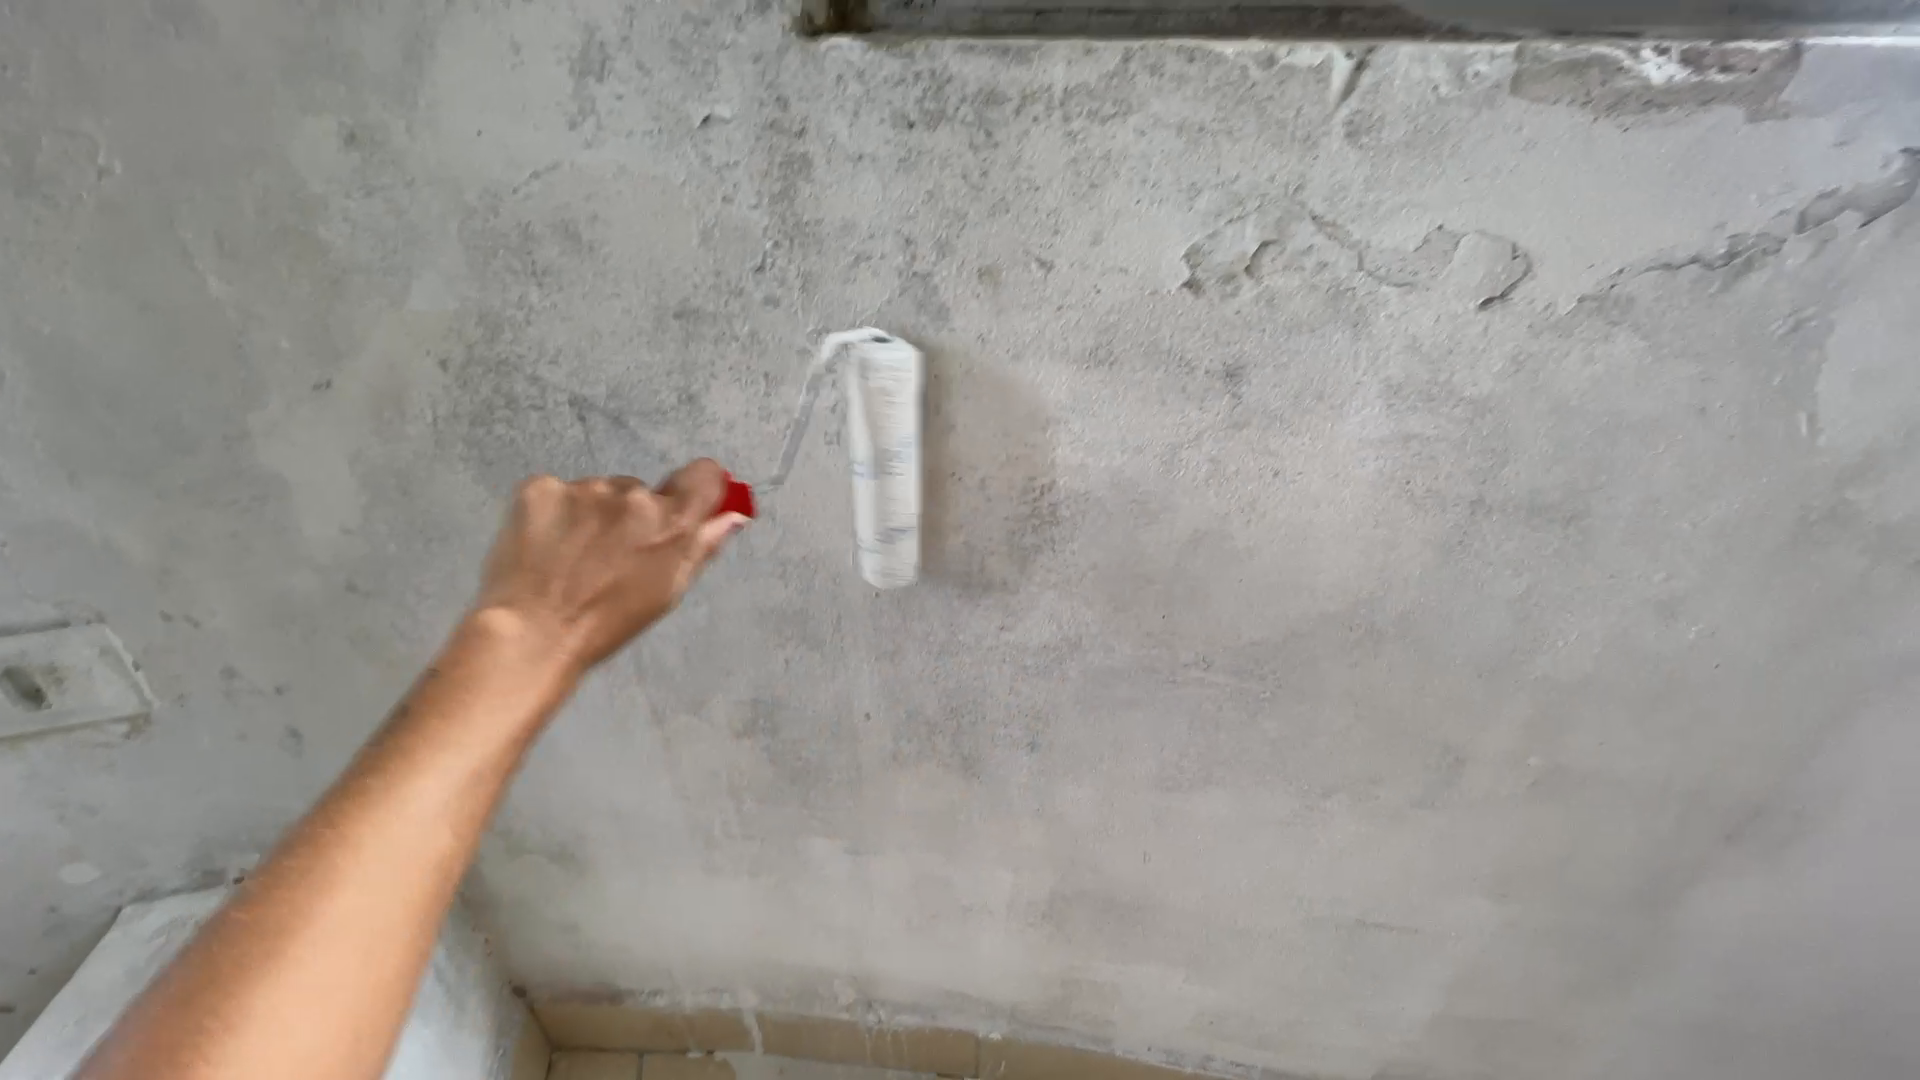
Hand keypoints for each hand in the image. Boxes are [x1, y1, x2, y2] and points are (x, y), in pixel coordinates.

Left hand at [469, 460, 747, 681]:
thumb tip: (734, 515)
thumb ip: (703, 546)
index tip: (685, 503)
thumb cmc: (609, 622)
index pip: (705, 474)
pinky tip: (545, 545)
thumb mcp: (668, 591)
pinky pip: (558, 493)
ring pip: (599, 493)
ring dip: (592, 515)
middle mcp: (635, 497)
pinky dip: (555, 514)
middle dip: (632, 515)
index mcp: (673, 524)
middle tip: (608, 556)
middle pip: (643, 491)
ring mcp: (586, 489)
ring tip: (571, 556)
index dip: (699, 485)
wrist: (532, 633)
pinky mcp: (541, 488)